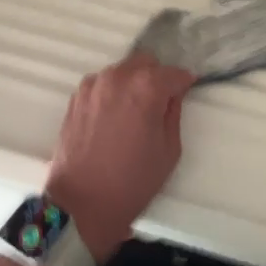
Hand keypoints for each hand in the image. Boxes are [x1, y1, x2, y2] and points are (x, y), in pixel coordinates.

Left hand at [44, 53, 195, 261]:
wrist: (81, 203)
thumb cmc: (132, 182)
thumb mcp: (168, 151)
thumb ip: (173, 114)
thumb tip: (172, 96)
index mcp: (146, 87)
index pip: (173, 73)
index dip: (183, 82)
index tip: (187, 91)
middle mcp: (118, 76)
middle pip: (146, 63)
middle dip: (157, 77)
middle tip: (161, 103)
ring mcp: (94, 83)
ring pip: (122, 70)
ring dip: (133, 82)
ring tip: (134, 112)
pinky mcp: (77, 95)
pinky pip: (102, 83)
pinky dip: (112, 91)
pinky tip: (113, 117)